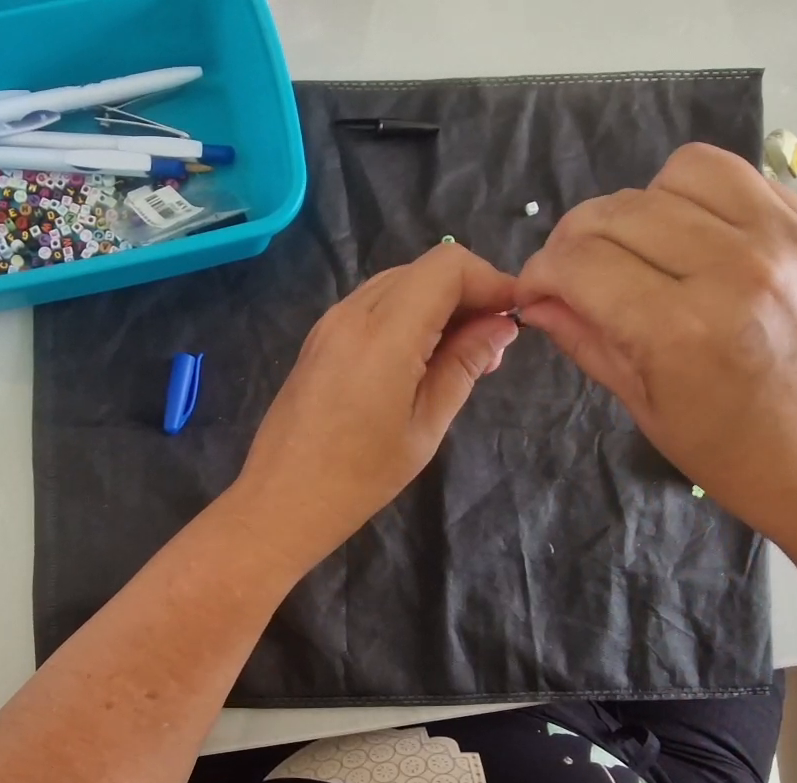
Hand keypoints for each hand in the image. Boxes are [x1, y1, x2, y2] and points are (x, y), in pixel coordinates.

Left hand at [226, 243, 517, 568]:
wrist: (282, 501)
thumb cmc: (360, 477)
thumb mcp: (425, 426)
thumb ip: (464, 365)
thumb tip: (501, 325)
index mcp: (384, 332)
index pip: (448, 266)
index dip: (490, 279)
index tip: (514, 315)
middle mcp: (352, 313)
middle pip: (424, 269)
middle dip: (466, 294)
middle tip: (490, 347)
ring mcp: (329, 323)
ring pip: (398, 284)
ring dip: (437, 306)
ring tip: (458, 359)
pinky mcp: (318, 339)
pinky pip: (373, 306)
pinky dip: (406, 317)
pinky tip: (419, 361)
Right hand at [517, 143, 796, 544]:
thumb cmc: (734, 457)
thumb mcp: (645, 407)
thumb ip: (587, 342)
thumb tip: (537, 303)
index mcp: (679, 330)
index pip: (579, 264)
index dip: (539, 273)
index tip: (534, 293)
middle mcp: (729, 268)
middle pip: (617, 213)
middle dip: (573, 242)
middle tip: (572, 276)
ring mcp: (779, 239)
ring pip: (674, 175)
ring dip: (635, 210)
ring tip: (635, 252)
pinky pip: (735, 174)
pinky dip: (692, 195)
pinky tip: (686, 236)